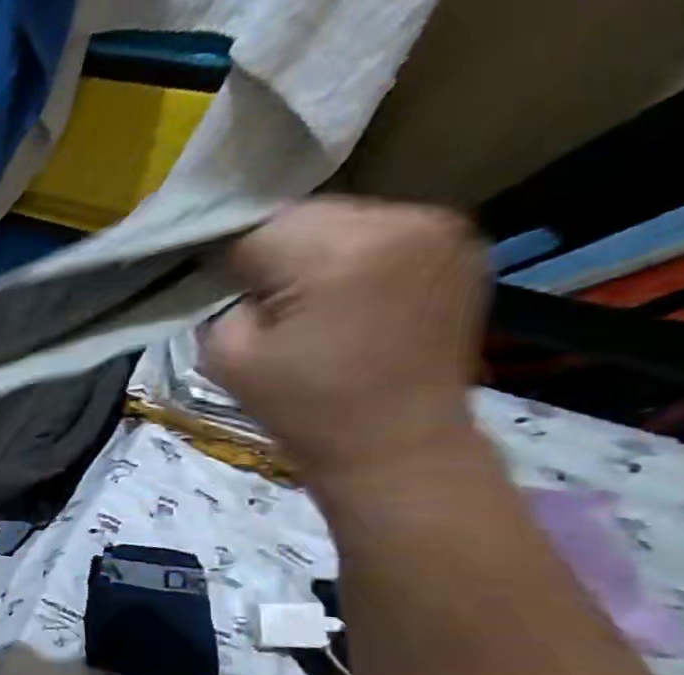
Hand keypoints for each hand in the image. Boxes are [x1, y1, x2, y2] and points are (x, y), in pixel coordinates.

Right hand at [202, 198, 489, 480]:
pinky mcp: (461, 247)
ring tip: (313, 303)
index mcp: (338, 254)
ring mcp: (440, 230)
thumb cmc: (306, 411)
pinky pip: (384, 233)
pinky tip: (353, 299)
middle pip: (304, 216)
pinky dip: (358, 258)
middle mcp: (399, 223)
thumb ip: (222, 304)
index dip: (231, 266)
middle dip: (277, 254)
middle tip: (267, 304)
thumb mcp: (228, 360)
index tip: (225, 298)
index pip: (256, 232)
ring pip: (343, 220)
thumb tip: (241, 280)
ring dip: (317, 254)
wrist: (396, 448)